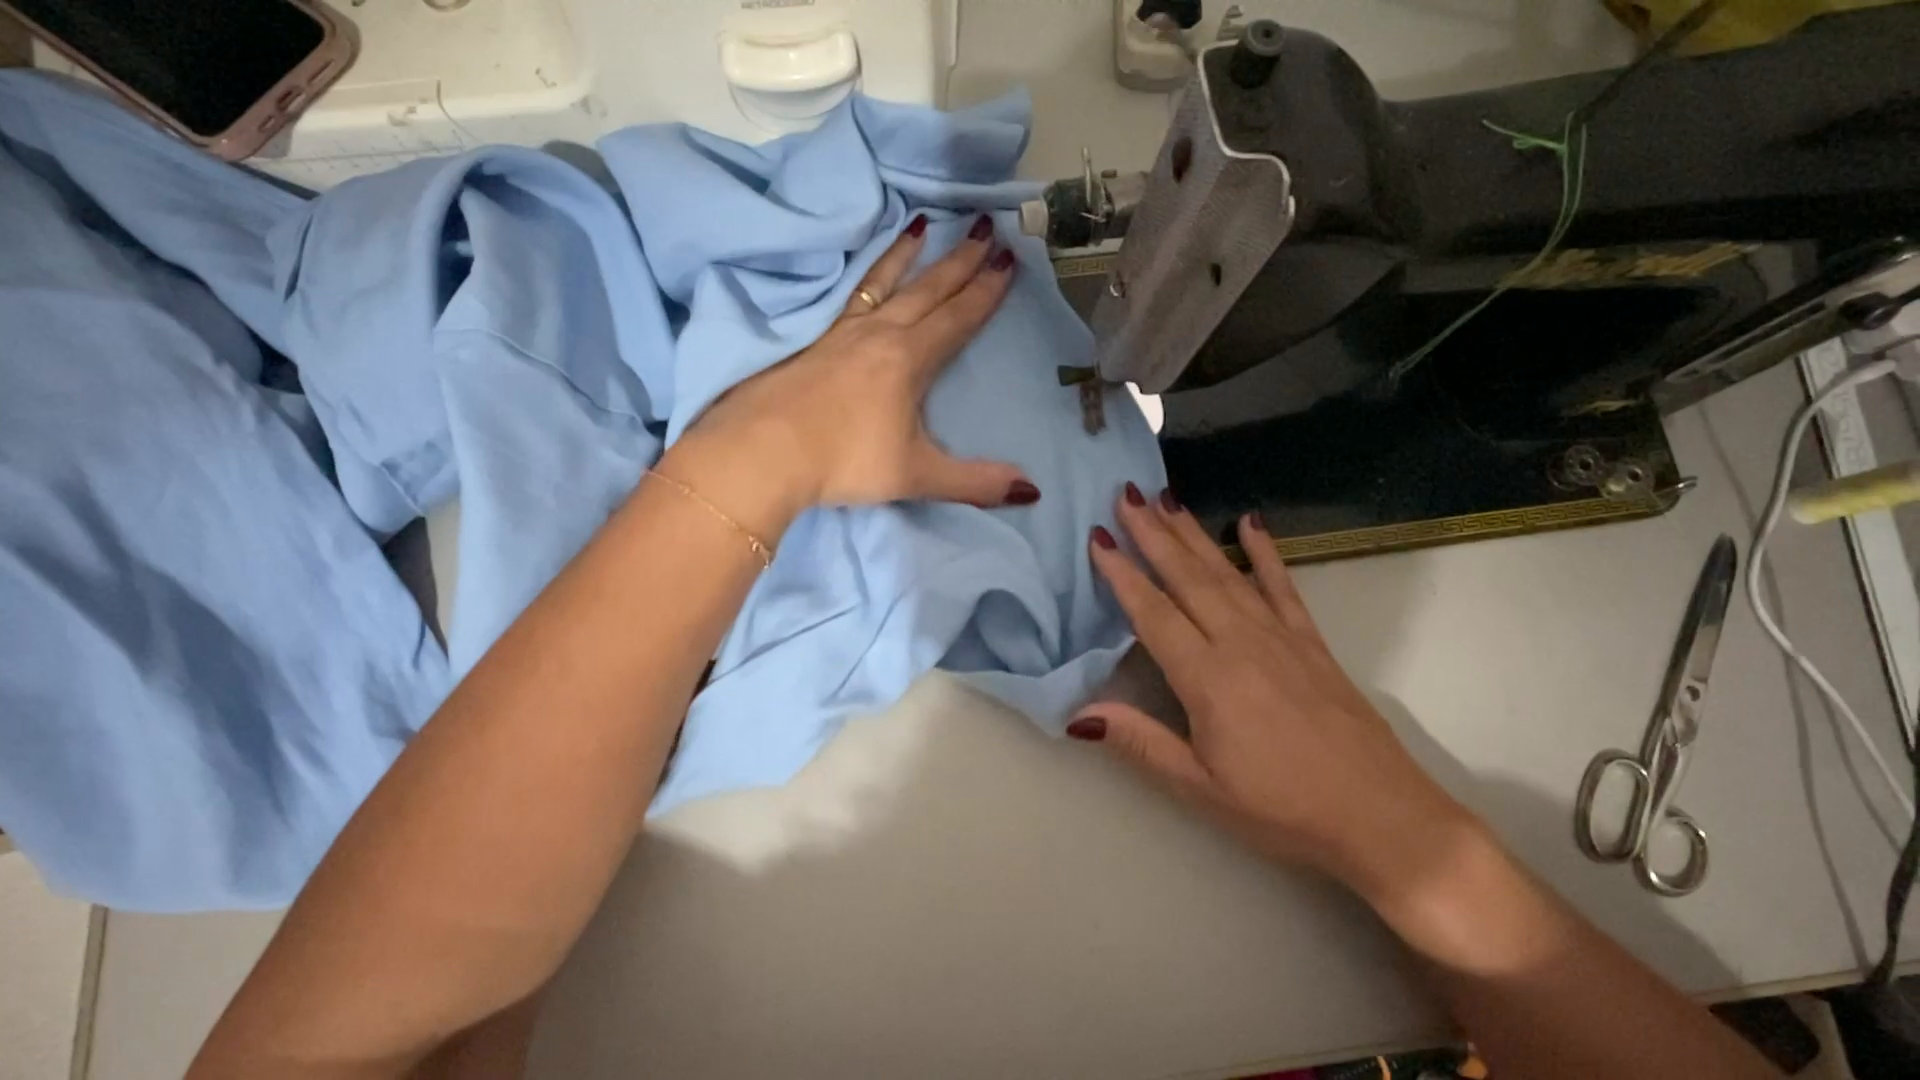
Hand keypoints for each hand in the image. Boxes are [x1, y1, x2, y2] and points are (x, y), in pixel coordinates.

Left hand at [668, 214, 1036, 537]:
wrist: (761, 452)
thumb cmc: (843, 462)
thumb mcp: (916, 476)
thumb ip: (975, 482)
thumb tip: (1031, 491)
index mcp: (910, 360)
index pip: (958, 318)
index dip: (987, 292)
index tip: (1010, 261)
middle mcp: (879, 334)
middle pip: (928, 289)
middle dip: (962, 261)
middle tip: (988, 229)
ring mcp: (841, 332)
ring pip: (885, 282)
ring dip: (910, 254)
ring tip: (924, 223)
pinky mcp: (810, 338)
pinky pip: (848, 294)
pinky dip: (864, 274)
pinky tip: (863, 270)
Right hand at [1072, 487, 1482, 902]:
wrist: (1382, 818)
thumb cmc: (1282, 810)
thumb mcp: (1201, 789)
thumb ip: (1141, 743)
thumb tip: (1077, 714)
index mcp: (1208, 678)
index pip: (1153, 613)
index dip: (1122, 575)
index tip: (1098, 537)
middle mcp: (1242, 643)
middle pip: (1188, 578)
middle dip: (1153, 534)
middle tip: (1126, 495)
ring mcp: (1281, 638)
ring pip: (1227, 573)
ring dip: (1194, 534)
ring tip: (1167, 498)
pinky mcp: (1312, 643)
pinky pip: (1282, 586)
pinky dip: (1264, 552)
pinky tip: (1251, 523)